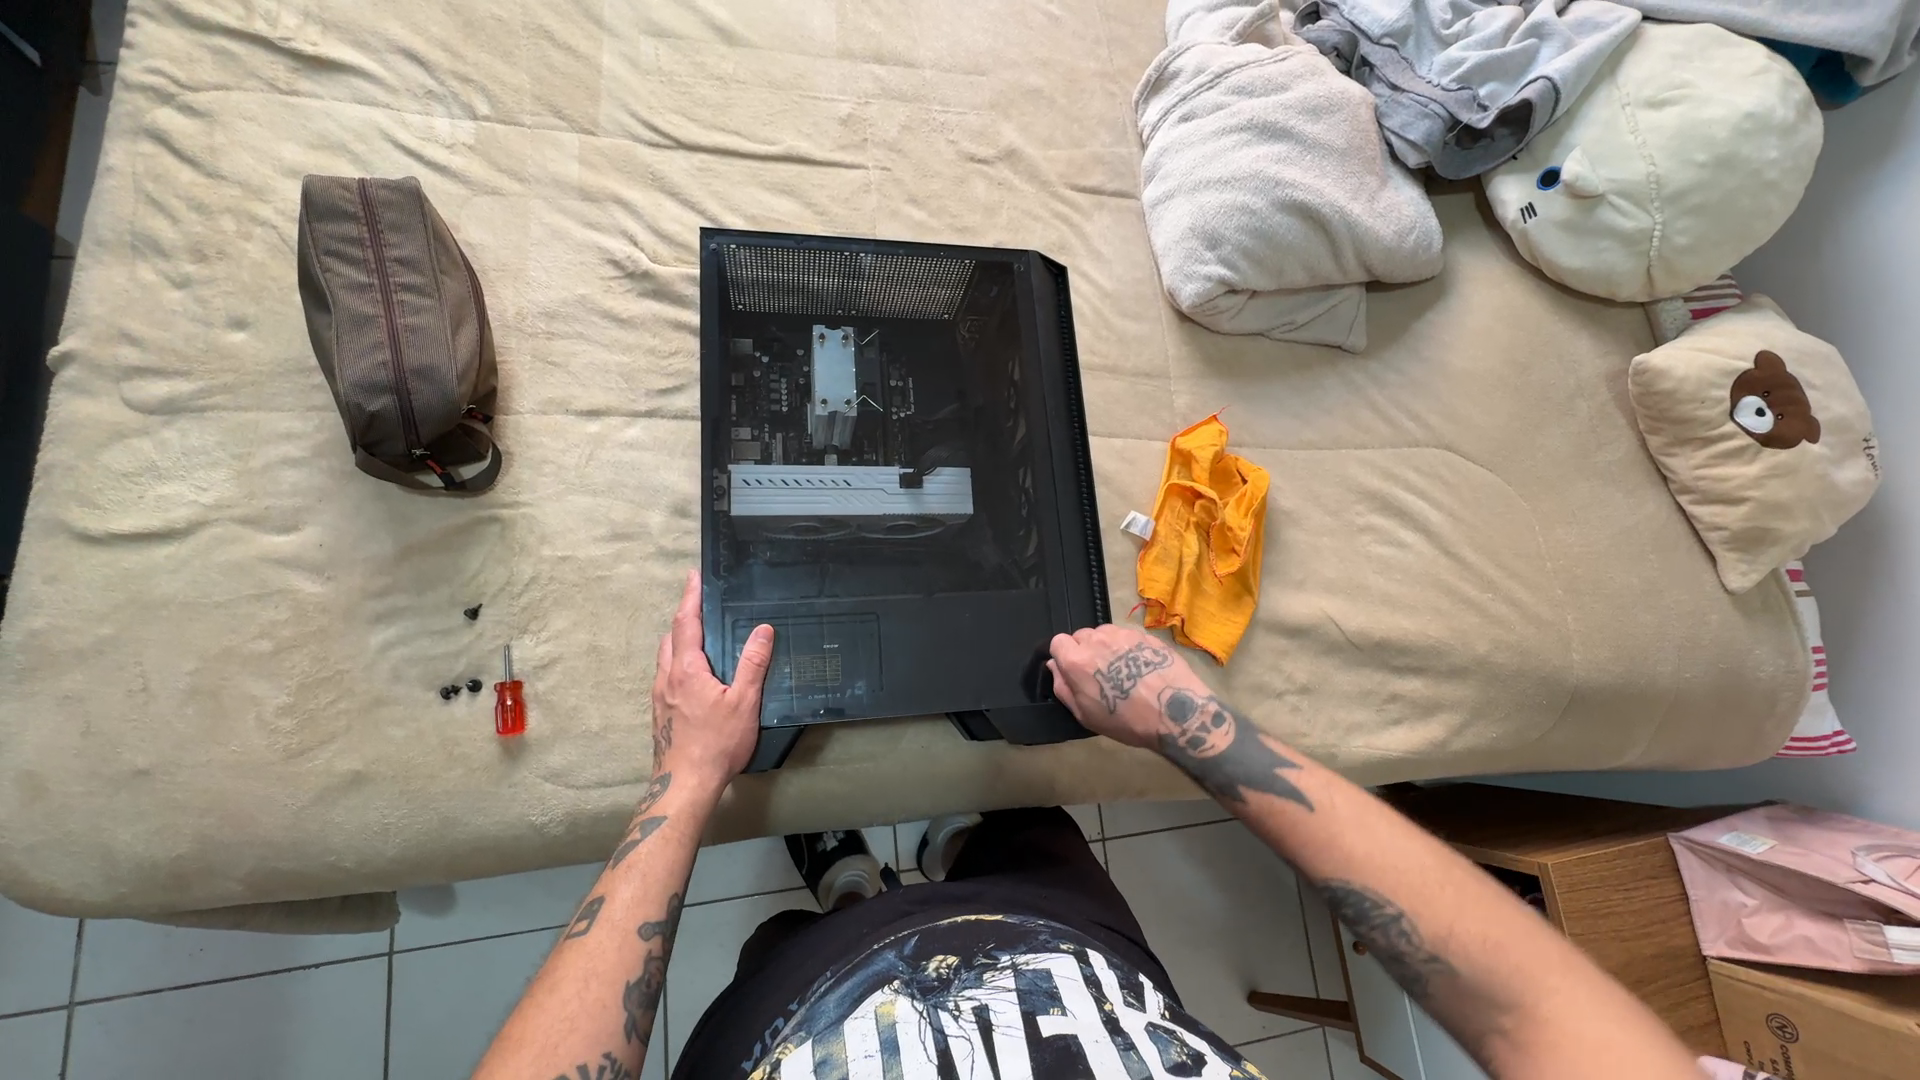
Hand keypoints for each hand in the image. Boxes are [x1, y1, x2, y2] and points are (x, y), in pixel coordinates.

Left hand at [650, 569, 773, 791]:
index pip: (687, 623)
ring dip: (679, 640)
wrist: (684, 785)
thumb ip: (752, 664)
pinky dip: (678, 662)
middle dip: (685, 617)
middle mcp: (666, 678)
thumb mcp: (744, 702)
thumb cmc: (716, 743)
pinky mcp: (660, 714)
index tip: (694, 576)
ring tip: (700, 636)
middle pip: (671, 637)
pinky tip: (693, 675)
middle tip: (702, 605)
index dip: (691, 597)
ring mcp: (659, 697)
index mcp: (686, 669)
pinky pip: (666, 676)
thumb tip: (763, 629)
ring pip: (665, 657)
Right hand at [1047, 625, 1208, 750]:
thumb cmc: (1126, 721)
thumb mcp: (1086, 716)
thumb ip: (1064, 688)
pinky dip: (1127, 646)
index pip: (1057, 642)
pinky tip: (1140, 665)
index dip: (1064, 656)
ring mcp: (1122, 634)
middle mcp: (1097, 640)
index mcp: (1077, 661)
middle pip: (1081, 635)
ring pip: (1103, 632)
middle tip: (1099, 673)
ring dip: (1105, 645)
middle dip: (1084, 650)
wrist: (1176, 713)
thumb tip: (1056, 667)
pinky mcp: (1144, 634)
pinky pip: (1126, 635)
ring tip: (1121, 667)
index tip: (1074, 671)